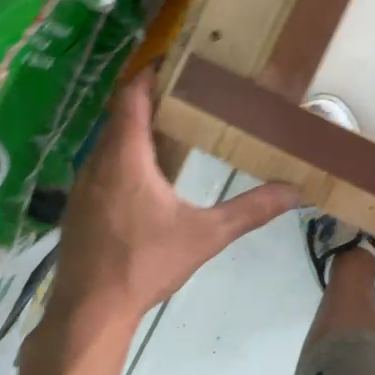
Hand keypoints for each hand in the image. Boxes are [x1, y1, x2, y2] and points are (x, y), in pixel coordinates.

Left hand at [49, 69, 300, 326]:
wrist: (88, 311)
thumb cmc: (144, 264)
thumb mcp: (205, 236)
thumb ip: (250, 210)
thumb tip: (296, 192)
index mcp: (126, 157)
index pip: (131, 96)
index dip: (150, 74)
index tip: (176, 63)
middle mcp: (98, 162)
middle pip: (120, 116)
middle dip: (150, 101)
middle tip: (188, 95)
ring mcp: (83, 185)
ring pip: (109, 143)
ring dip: (135, 131)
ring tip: (172, 131)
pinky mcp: (78, 207)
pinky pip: (101, 166)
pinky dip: (123, 157)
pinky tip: (146, 179)